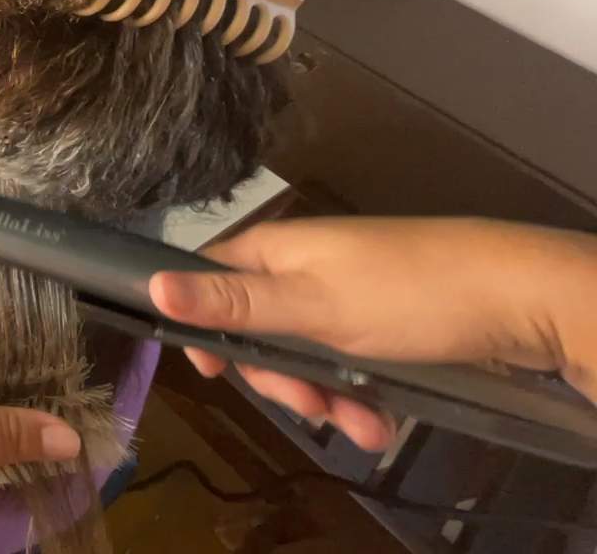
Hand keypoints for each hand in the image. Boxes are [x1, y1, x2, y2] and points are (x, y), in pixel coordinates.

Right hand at [149, 217, 596, 450]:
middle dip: (275, 374)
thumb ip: (230, 300)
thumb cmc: (406, 294)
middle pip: (253, 324)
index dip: (200, 324)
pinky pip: (346, 360)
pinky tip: (379, 420)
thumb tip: (147, 285)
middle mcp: (296, 269)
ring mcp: (341, 294)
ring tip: (360, 426)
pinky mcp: (383, 322)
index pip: (203, 281)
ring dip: (322, 394)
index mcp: (268, 253)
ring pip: (302, 349)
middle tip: (305, 407)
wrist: (532, 296)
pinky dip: (357, 393)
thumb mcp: (312, 305)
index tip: (213, 369)